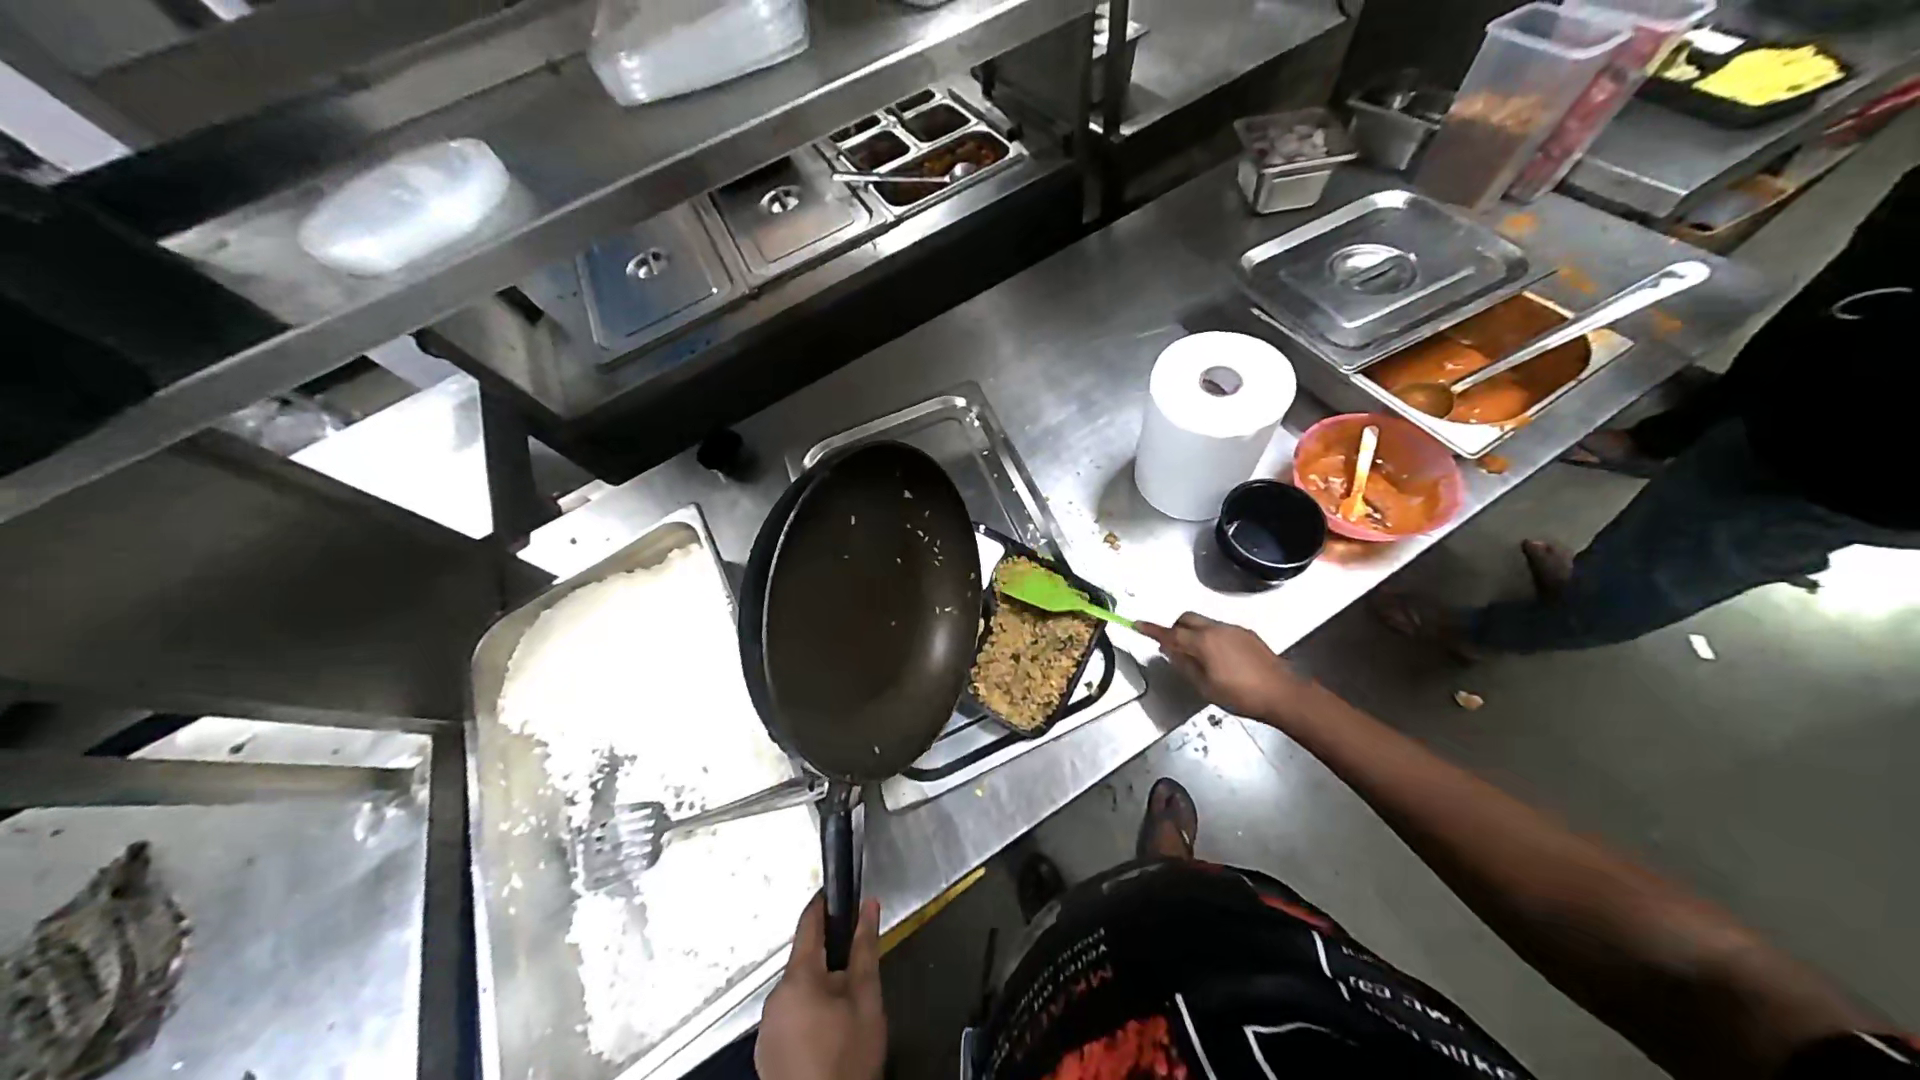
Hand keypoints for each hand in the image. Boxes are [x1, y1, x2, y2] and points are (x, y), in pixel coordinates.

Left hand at [755, 894, 885, 1079]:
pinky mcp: (766, 1054)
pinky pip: (788, 1020)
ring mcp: (766, 1029)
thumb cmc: (848, 1058)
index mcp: (798, 978)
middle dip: (830, 964)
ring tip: (845, 1018)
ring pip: (798, 994)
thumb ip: (865, 949)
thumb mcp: (866, 999)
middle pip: (805, 964)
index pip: (808, 924)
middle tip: (857, 981)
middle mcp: (774, 998)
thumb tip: (869, 907)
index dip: (823, 905)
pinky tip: (827, 1040)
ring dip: (819, 994)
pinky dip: (806, 1019)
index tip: (836, 894)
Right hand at [1135, 613, 1314, 719]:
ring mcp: (1233, 629)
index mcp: (1203, 642)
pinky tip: (1220, 659)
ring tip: (1198, 657)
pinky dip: (1211, 637)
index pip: (1170, 633)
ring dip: (1194, 633)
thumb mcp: (1204, 686)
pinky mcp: (1247, 634)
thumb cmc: (1240, 695)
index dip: (1152, 630)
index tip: (1137, 624)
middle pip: (1187, 619)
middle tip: (1173, 647)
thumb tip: (1170, 650)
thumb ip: (1184, 665)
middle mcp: (1216, 629)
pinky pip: (1220, 629)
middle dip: (1175, 628)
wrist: (1283, 693)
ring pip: (1204, 623)